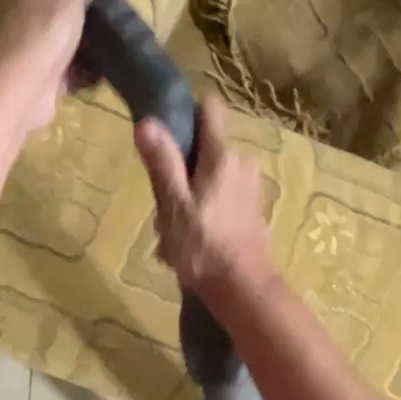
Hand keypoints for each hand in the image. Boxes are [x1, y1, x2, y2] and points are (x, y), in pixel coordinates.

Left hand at [0, 0, 102, 132]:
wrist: (21, 90)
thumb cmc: (42, 27)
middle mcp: (13, 5)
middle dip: (76, 1)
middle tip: (103, 3)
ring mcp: (20, 42)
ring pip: (54, 32)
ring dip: (78, 37)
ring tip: (106, 35)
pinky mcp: (29, 72)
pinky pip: (58, 64)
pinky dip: (76, 68)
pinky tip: (98, 69)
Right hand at [134, 97, 275, 293]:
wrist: (242, 288)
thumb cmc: (203, 247)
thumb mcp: (174, 206)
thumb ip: (162, 164)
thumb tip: (147, 121)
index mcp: (222, 156)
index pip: (209, 111)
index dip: (187, 113)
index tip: (167, 131)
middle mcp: (242, 163)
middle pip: (205, 154)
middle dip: (181, 176)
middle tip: (163, 210)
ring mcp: (251, 189)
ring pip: (211, 182)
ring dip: (190, 202)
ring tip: (173, 239)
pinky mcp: (253, 213)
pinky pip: (222, 204)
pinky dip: (205, 218)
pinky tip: (190, 247)